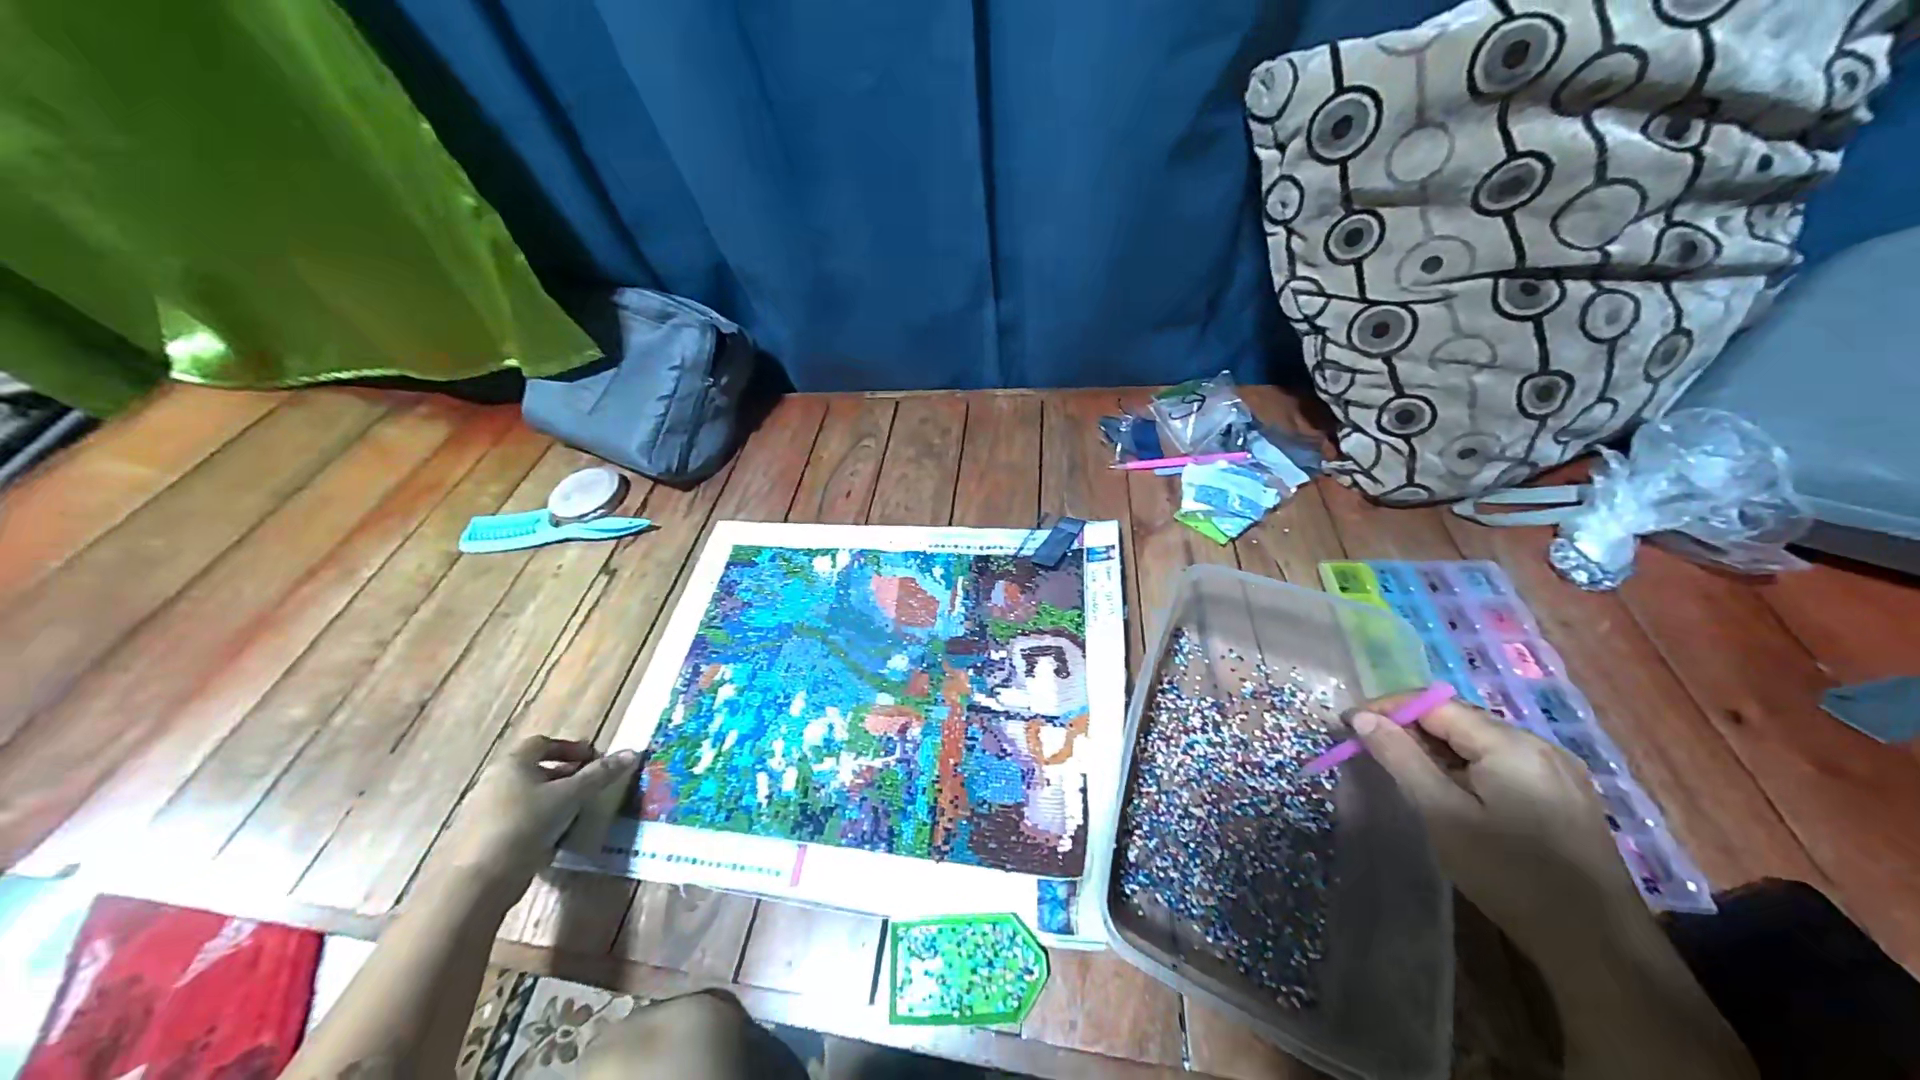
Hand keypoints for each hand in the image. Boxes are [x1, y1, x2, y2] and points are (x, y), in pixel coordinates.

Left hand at [426, 736, 639, 901]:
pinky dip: (539, 819)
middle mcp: (495, 780)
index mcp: (513, 763)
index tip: (593, 760)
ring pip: (527, 795)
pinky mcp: (483, 836)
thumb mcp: (571, 796)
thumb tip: (632, 752)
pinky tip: (554, 835)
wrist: (479, 879)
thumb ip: (600, 774)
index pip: (543, 743)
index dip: (570, 748)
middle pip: (535, 768)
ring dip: (553, 799)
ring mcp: (485, 809)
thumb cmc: (527, 823)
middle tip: (589, 786)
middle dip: (565, 774)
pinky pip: (518, 818)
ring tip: (577, 812)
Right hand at [1351, 695, 1641, 963]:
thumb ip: (1401, 758)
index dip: (1386, 708)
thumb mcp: (1443, 814)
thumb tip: (1361, 718)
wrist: (1599, 946)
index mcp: (1510, 744)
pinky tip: (1449, 788)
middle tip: (1368, 747)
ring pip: (1479, 739)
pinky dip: (1465, 763)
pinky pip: (1501, 760)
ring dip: (1435, 745)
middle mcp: (1539, 744)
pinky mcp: (1564, 794)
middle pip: (1458, 717)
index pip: (1434, 703)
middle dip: (1408, 725)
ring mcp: (1558, 769)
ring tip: (1402, 767)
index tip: (1347, 725)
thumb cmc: (1510, 875)